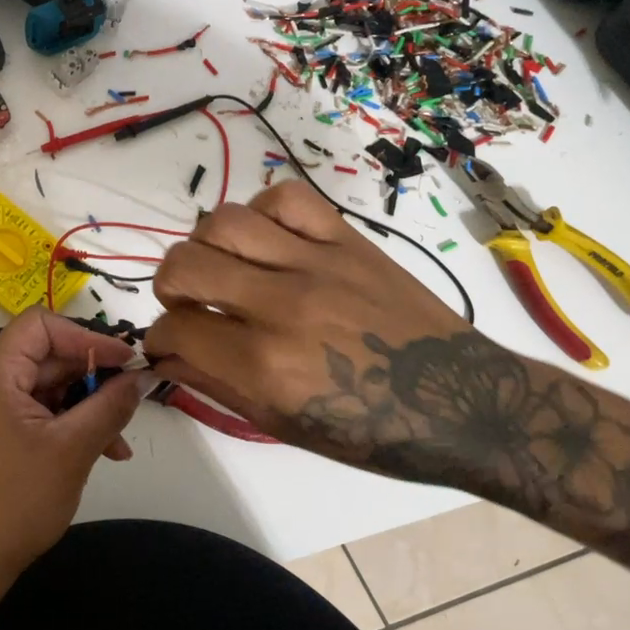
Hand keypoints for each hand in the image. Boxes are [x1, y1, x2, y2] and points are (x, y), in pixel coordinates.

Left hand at [0, 309, 145, 585]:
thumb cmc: (18, 500)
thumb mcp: (73, 449)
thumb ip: (109, 405)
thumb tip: (141, 377)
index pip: (40, 326)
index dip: (86, 338)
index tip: (127, 362)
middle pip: (44, 355)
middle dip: (91, 377)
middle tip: (130, 404)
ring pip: (43, 384)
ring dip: (83, 405)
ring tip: (118, 443)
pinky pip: (32, 406)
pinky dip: (64, 421)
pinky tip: (100, 450)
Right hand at [143, 180, 473, 467]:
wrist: (469, 404)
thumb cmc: (371, 430)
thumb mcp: (282, 423)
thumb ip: (214, 383)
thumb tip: (163, 356)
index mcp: (265, 364)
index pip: (176, 329)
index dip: (160, 337)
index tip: (169, 343)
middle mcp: (282, 306)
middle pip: (185, 265)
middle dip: (169, 287)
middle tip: (188, 303)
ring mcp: (316, 266)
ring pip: (225, 223)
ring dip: (206, 245)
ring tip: (222, 266)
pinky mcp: (347, 242)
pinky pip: (286, 199)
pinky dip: (262, 212)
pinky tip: (266, 239)